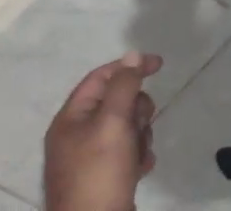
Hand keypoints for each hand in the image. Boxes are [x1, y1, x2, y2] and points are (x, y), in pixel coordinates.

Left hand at [45, 51, 162, 210]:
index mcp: (70, 119)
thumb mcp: (113, 122)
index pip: (101, 77)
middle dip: (137, 110)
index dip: (130, 67)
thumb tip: (132, 54)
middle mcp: (77, 135)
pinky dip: (138, 154)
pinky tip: (139, 168)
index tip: (160, 66)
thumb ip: (124, 86)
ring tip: (137, 154)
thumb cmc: (99, 172)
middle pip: (117, 102)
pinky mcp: (104, 176)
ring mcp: (90, 158)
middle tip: (139, 125)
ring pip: (127, 126)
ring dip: (140, 134)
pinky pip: (128, 151)